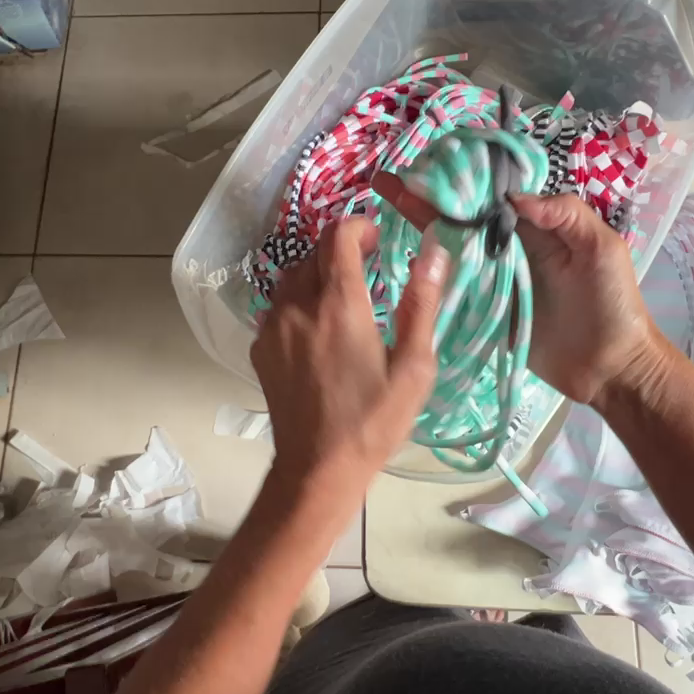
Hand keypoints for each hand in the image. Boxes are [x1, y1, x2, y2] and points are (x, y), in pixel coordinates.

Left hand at [250, 218, 445, 490]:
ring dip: (317, 274)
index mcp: (340, 306)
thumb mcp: (413, 366)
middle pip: (314, 252)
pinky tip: (317, 330)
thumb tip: (434, 253)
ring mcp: (273, 327)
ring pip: (292, 277)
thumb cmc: (374, 420)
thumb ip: (423, 304)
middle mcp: (299, 306)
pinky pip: (278, 307)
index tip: (376, 238)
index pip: (338, 237)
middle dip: (341, 250)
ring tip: (341, 297)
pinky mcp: (260, 347)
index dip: (358, 226)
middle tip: (366, 266)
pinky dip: (298, 303)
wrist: (318, 467)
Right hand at [373, 172, 668, 405]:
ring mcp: (493, 280)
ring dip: (418, 226)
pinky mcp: (483, 311)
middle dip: (426, 197)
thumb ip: (565, 214)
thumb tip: (513, 196)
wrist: (610, 367)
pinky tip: (400, 255)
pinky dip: (427, 272)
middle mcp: (508, 247)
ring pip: (450, 248)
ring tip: (382, 205)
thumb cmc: (613, 303)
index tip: (428, 165)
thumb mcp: (602, 247)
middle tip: (386, 181)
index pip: (491, 195)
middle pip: (461, 218)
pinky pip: (452, 287)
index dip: (461, 179)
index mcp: (535, 226)